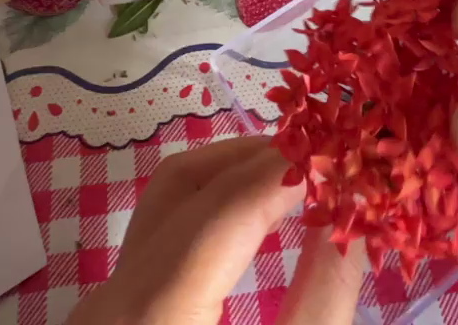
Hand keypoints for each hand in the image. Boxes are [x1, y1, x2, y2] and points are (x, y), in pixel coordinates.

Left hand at [66, 137, 363, 324]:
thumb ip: (322, 300)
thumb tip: (354, 216)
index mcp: (154, 317)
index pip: (226, 208)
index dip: (291, 169)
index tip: (347, 150)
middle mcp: (112, 296)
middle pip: (188, 186)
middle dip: (264, 159)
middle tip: (329, 153)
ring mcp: (103, 300)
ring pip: (168, 196)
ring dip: (235, 170)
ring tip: (298, 171)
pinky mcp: (111, 309)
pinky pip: (160, 225)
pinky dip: (212, 199)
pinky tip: (255, 210)